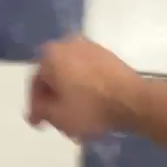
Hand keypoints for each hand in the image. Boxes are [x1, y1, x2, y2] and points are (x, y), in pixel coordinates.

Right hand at [27, 36, 149, 141]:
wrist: (132, 99)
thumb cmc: (90, 107)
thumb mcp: (57, 117)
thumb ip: (40, 111)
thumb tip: (35, 109)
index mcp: (51, 55)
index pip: (36, 82)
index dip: (37, 105)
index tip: (42, 123)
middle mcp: (67, 43)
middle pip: (53, 75)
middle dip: (54, 98)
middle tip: (59, 120)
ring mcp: (88, 46)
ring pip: (71, 73)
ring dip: (70, 93)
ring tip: (77, 117)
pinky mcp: (105, 53)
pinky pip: (86, 71)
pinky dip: (84, 86)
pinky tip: (91, 105)